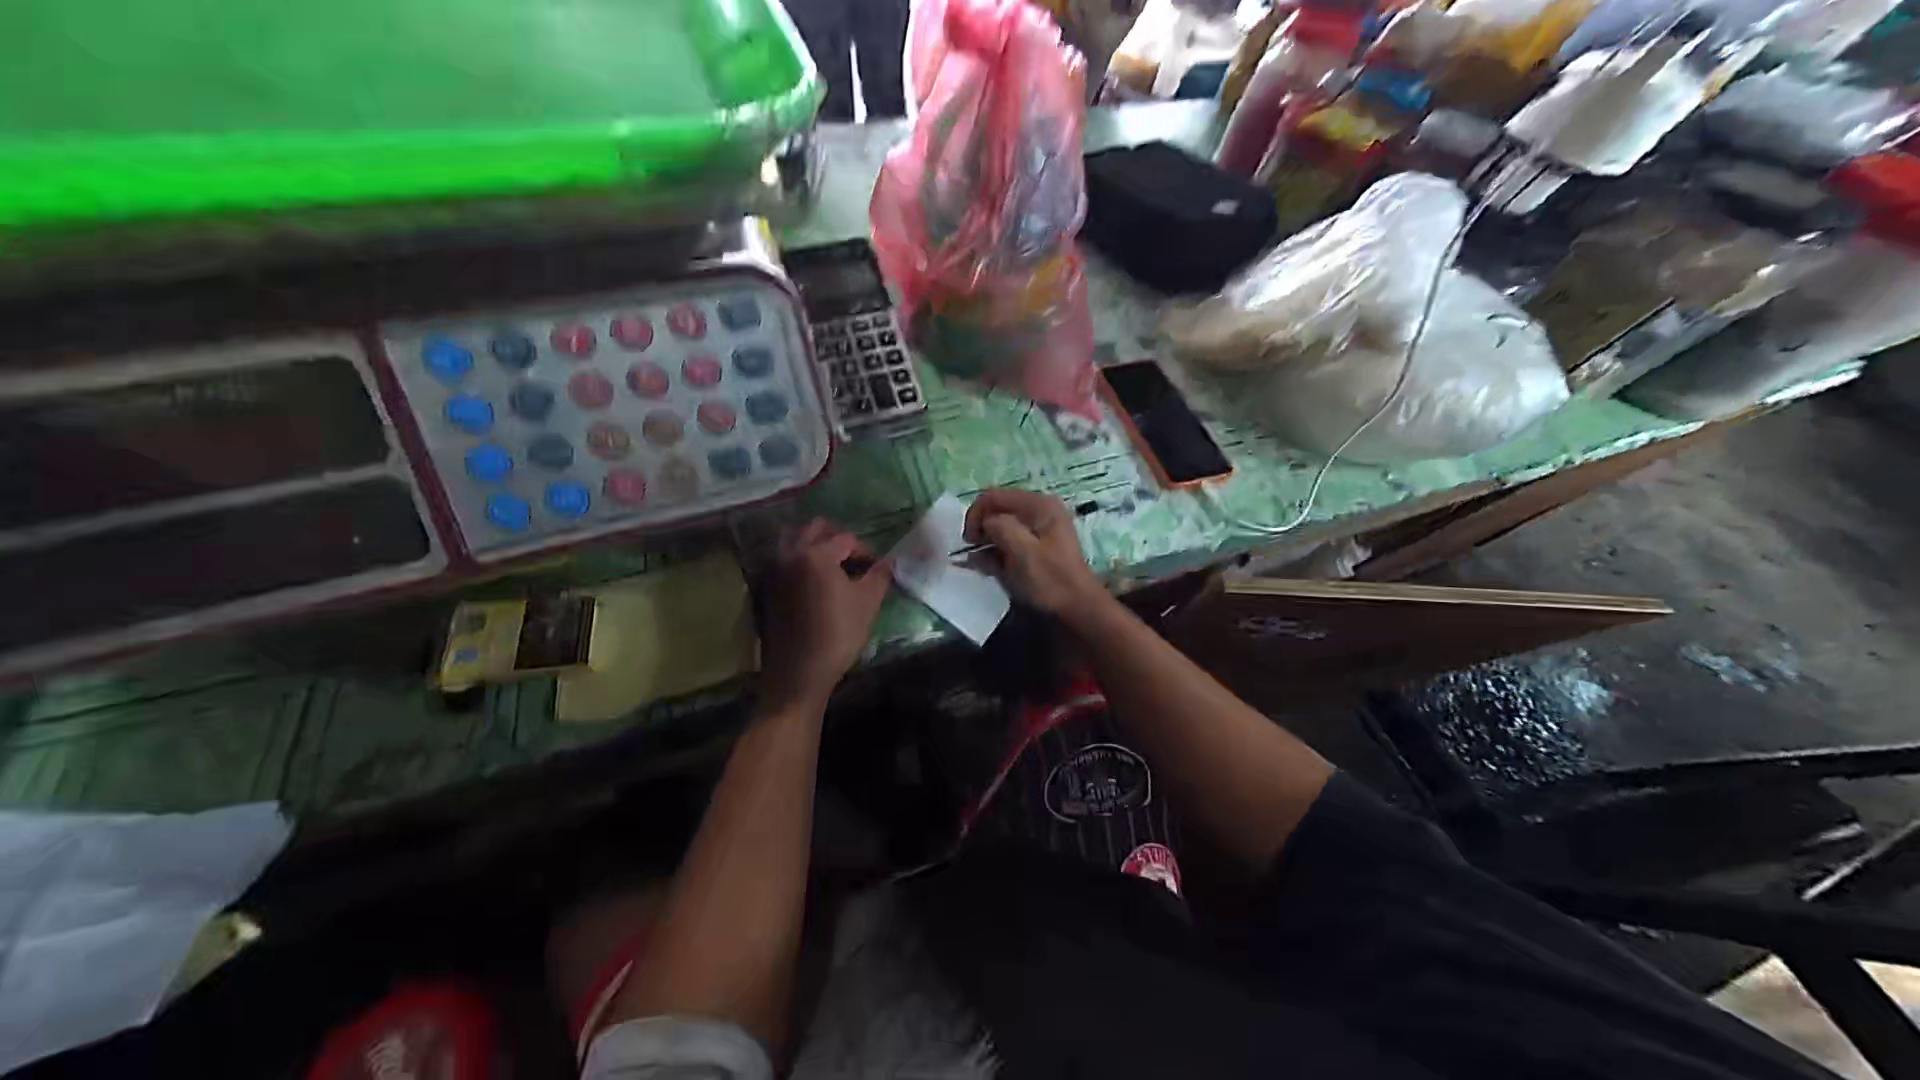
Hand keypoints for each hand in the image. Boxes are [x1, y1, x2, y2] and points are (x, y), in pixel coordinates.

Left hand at [760, 519, 892, 707]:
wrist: (799, 672)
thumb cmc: (838, 634)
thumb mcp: (868, 603)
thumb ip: (880, 576)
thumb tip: (890, 562)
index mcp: (817, 554)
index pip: (846, 539)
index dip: (865, 550)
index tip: (876, 567)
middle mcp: (791, 554)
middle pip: (814, 528)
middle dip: (836, 537)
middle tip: (853, 557)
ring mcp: (774, 570)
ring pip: (792, 539)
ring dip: (812, 543)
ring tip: (830, 563)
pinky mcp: (766, 587)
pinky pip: (781, 559)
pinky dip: (797, 559)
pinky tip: (811, 579)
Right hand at [963, 489, 1107, 621]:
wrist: (1077, 609)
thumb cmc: (1050, 580)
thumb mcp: (1022, 551)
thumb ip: (1000, 527)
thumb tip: (985, 524)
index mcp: (1039, 504)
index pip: (992, 496)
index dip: (975, 516)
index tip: (970, 542)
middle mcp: (1039, 510)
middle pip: (997, 510)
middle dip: (981, 530)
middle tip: (974, 554)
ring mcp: (1039, 529)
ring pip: (1001, 527)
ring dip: (987, 544)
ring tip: (982, 565)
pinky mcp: (1036, 547)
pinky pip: (1009, 542)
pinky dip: (996, 553)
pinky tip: (991, 568)